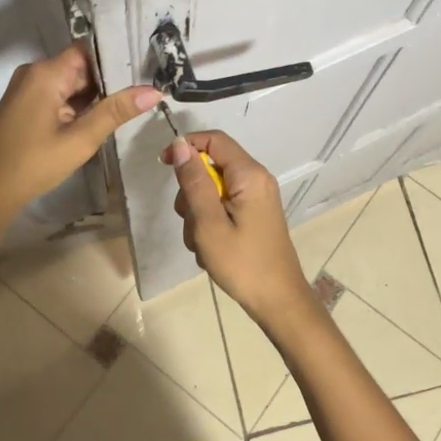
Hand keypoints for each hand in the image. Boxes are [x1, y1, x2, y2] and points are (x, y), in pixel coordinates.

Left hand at [0, 43, 159, 218]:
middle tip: (146, 89)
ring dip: (95, 96)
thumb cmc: (33, 163)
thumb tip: (153, 91)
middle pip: (81, 67)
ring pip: (71, 83)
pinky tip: (101, 118)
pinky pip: (58, 96)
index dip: (116, 57)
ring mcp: (27, 89)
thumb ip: (116, 112)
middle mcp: (35, 72)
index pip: (88, 51)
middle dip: (109, 80)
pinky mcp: (24, 105)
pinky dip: (78, 105)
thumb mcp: (80, 139)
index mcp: (46, 73)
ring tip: (132, 103)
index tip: (145, 66)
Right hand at [163, 130, 312, 323]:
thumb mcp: (209, 223)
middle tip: (192, 223)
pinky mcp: (253, 215)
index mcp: (250, 175)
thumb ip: (194, 182)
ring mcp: (256, 198)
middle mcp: (256, 180)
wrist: (277, 300)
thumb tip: (180, 144)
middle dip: (191, 193)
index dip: (186, 146)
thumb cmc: (242, 263)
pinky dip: (210, 224)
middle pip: (210, 167)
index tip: (164, 164)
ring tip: (203, 243)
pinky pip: (222, 207)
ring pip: (212, 191)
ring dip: (198, 214)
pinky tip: (213, 249)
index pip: (214, 140)